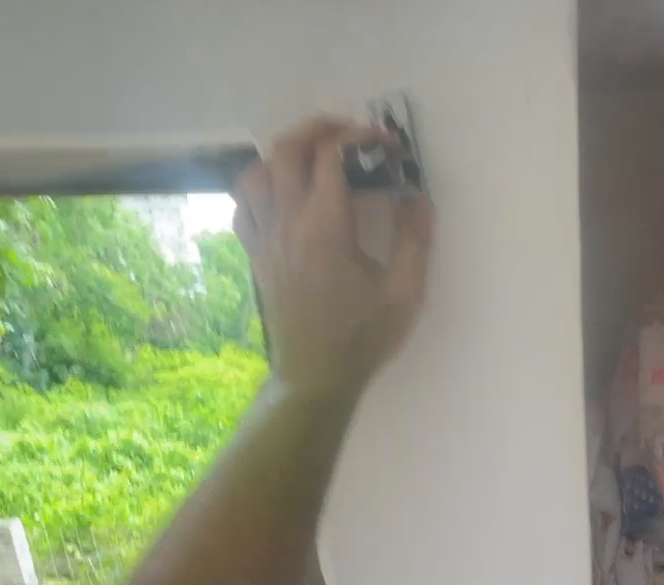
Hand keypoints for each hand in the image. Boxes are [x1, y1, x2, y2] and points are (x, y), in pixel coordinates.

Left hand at [233, 116, 434, 397]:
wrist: (317, 376)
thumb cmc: (363, 338)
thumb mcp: (405, 294)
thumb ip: (414, 240)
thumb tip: (419, 196)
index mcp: (325, 227)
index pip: (333, 156)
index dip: (363, 138)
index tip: (389, 147)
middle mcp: (287, 222)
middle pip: (288, 148)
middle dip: (321, 128)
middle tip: (351, 133)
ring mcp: (265, 237)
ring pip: (258, 170)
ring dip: (287, 153)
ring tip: (315, 159)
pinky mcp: (256, 255)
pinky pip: (245, 203)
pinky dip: (262, 186)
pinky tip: (284, 196)